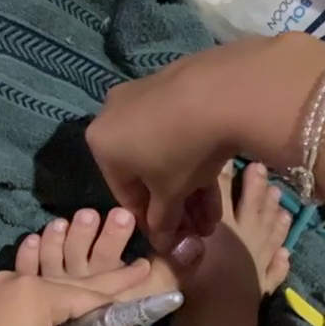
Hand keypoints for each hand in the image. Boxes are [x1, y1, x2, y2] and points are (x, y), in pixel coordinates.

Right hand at [87, 33, 324, 262]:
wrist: (223, 90)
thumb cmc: (182, 151)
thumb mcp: (171, 195)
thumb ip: (162, 221)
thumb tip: (162, 242)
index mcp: (101, 143)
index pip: (126, 196)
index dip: (152, 223)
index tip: (172, 239)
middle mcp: (113, 115)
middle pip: (146, 174)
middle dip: (175, 206)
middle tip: (198, 229)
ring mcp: (143, 95)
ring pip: (165, 152)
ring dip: (189, 187)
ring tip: (213, 213)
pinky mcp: (174, 83)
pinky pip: (177, 129)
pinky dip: (193, 156)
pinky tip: (217, 179)